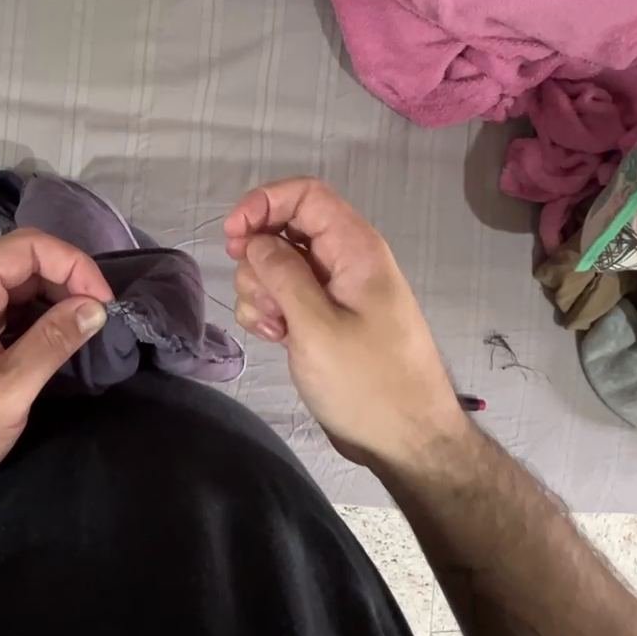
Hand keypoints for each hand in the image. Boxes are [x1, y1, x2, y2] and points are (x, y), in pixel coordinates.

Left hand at [0, 228, 113, 515]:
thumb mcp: (6, 392)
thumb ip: (52, 342)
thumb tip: (96, 308)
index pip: (30, 246)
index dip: (75, 266)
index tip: (104, 306)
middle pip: (22, 261)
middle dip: (67, 284)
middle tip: (98, 324)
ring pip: (13, 286)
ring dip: (52, 303)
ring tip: (81, 335)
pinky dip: (31, 320)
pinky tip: (51, 344)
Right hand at [224, 177, 467, 469]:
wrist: (404, 441)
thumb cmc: (367, 383)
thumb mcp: (317, 327)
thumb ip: (282, 275)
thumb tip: (255, 239)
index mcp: (355, 249)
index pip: (304, 194)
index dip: (262, 204)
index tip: (232, 238)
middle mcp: (343, 260)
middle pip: (282, 229)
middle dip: (258, 261)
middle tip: (264, 302)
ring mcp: (331, 290)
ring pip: (274, 265)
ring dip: (260, 292)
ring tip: (275, 329)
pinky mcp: (320, 318)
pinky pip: (281, 296)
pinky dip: (268, 312)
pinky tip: (276, 339)